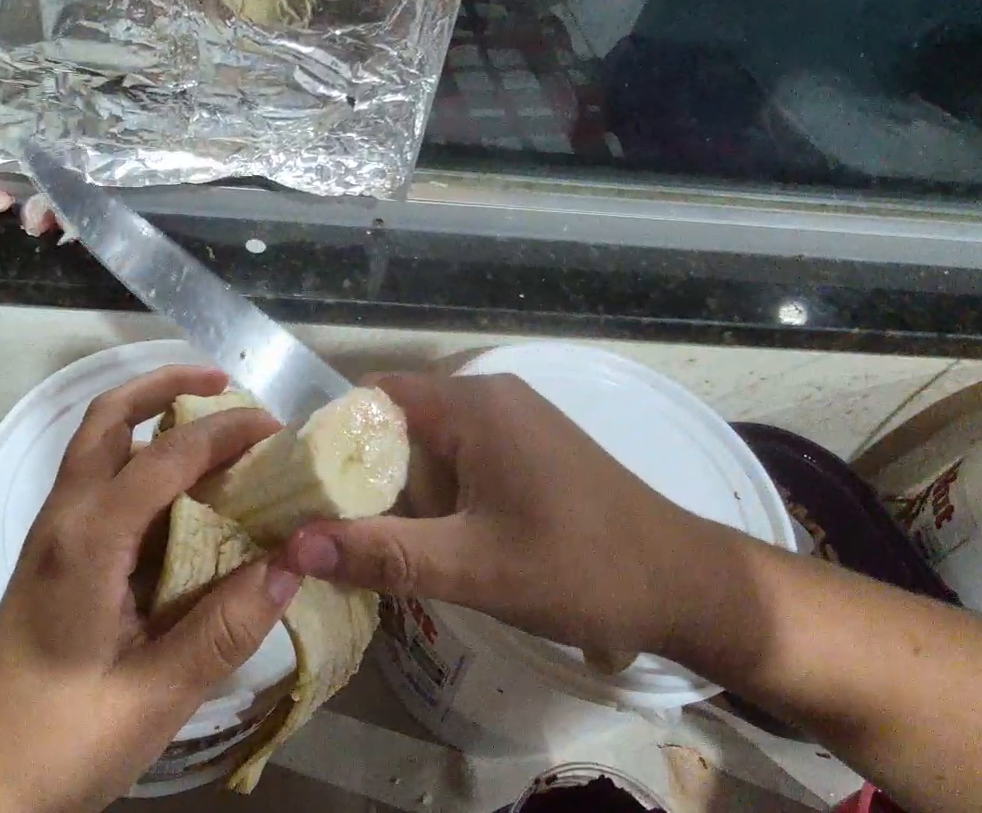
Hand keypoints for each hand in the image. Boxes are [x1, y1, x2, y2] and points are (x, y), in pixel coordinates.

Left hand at [0, 366, 301, 812]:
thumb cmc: (62, 742)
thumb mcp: (156, 696)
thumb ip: (225, 626)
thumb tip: (295, 563)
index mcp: (85, 541)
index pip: (163, 458)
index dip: (225, 434)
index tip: (278, 430)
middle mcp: (62, 520)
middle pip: (107, 419)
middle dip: (165, 386)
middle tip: (226, 384)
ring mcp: (52, 535)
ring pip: (96, 443)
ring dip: (149, 415)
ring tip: (210, 422)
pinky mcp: (54, 556)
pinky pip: (98, 479)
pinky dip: (140, 457)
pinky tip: (181, 489)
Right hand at [281, 372, 730, 661]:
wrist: (687, 585)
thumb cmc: (582, 568)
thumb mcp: (474, 568)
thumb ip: (383, 554)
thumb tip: (294, 547)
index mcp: (473, 405)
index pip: (374, 398)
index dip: (330, 439)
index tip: (302, 490)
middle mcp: (490, 396)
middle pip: (397, 419)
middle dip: (362, 470)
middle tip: (331, 526)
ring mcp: (514, 419)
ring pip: (428, 441)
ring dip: (400, 486)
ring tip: (374, 538)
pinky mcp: (529, 446)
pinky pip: (460, 454)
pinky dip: (435, 489)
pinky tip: (433, 536)